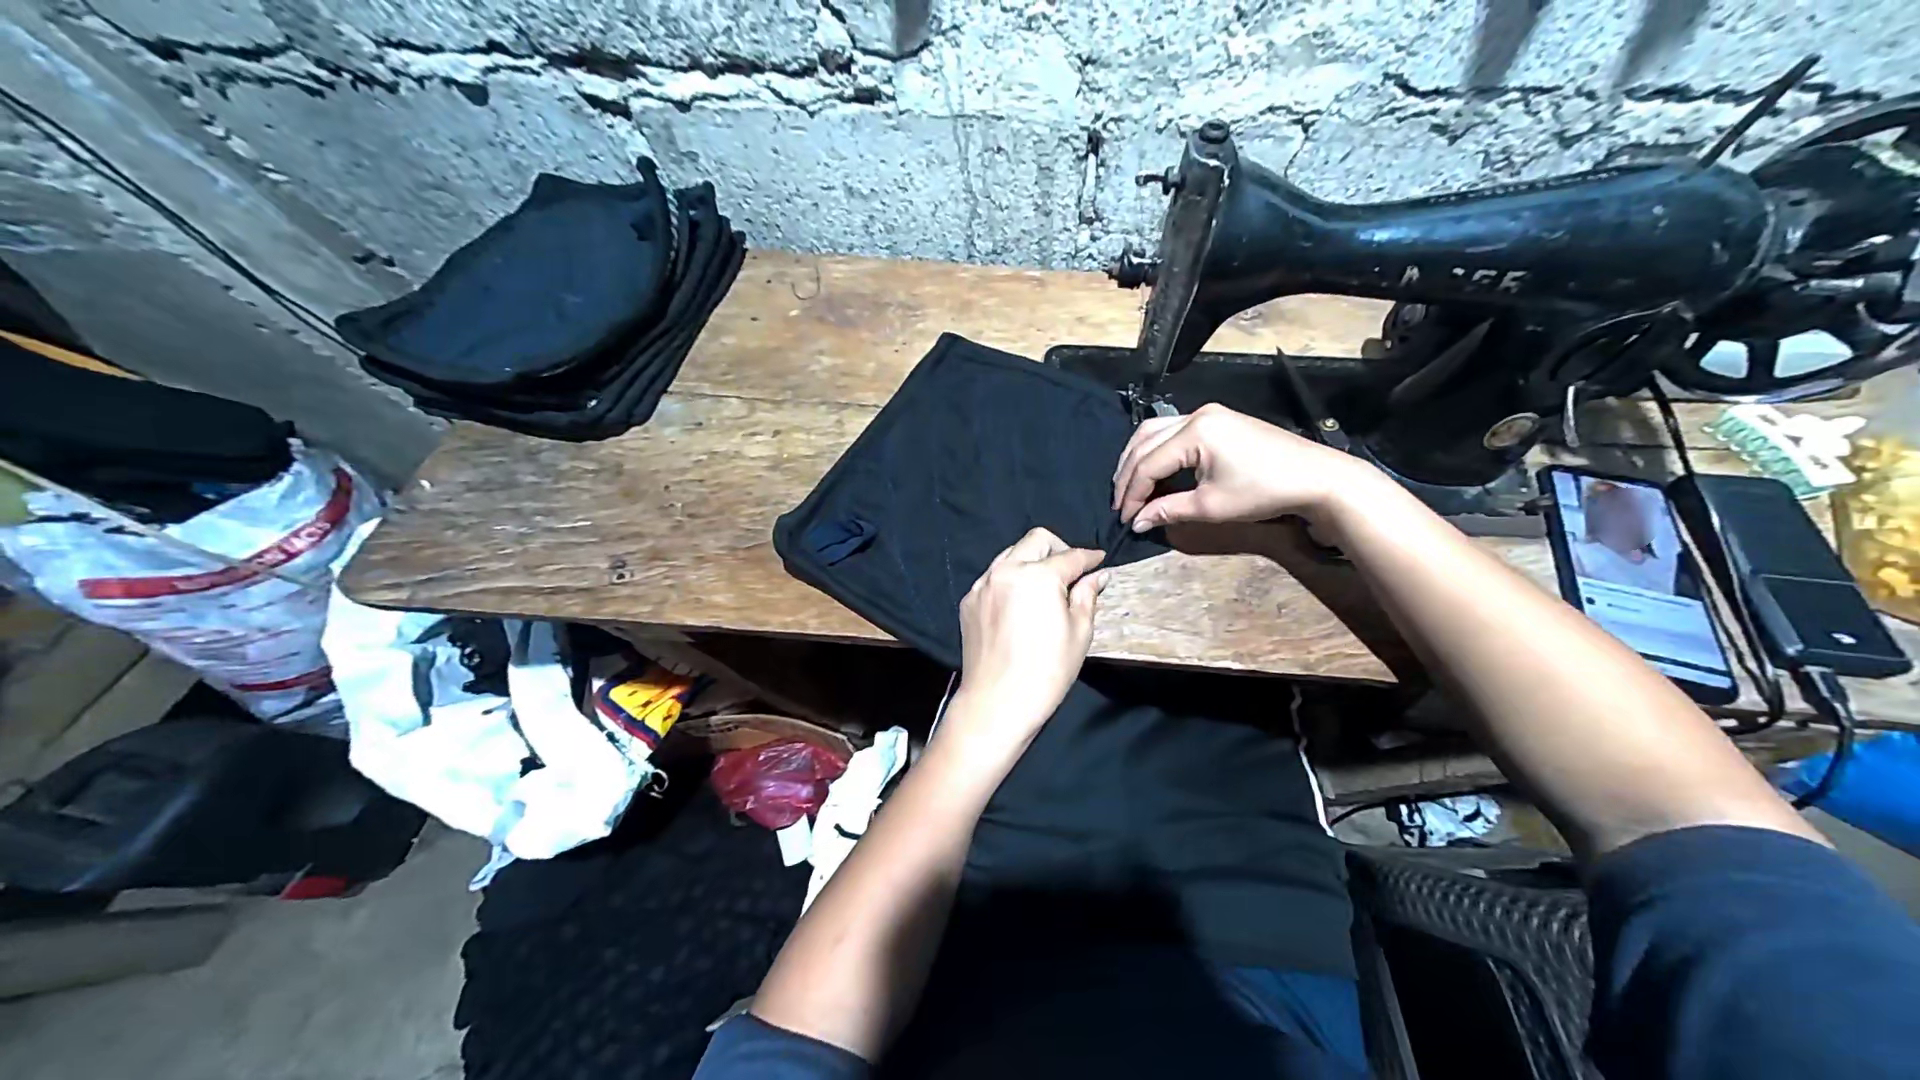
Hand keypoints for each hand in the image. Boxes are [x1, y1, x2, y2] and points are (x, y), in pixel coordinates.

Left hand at [947, 528, 1107, 750]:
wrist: (997, 702)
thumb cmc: (1046, 671)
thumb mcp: (1079, 633)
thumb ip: (1086, 596)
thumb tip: (1096, 576)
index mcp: (1038, 577)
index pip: (1070, 556)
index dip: (1090, 557)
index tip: (1099, 561)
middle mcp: (1006, 572)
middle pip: (1036, 540)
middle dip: (1059, 548)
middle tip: (1072, 569)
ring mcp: (983, 585)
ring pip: (1011, 554)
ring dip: (1032, 560)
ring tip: (1046, 585)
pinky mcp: (969, 601)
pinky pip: (993, 577)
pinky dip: (1010, 580)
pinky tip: (1020, 603)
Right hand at [1112, 403, 1376, 530]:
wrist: (1315, 477)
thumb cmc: (1264, 492)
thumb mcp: (1211, 506)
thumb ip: (1168, 510)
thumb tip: (1137, 522)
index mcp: (1195, 432)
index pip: (1148, 463)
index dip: (1131, 494)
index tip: (1125, 519)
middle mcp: (1196, 415)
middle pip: (1144, 442)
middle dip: (1128, 476)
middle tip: (1120, 504)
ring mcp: (1207, 414)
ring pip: (1154, 432)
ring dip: (1138, 460)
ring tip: (1130, 488)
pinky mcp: (1217, 419)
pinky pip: (1172, 431)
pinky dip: (1156, 451)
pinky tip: (1154, 471)